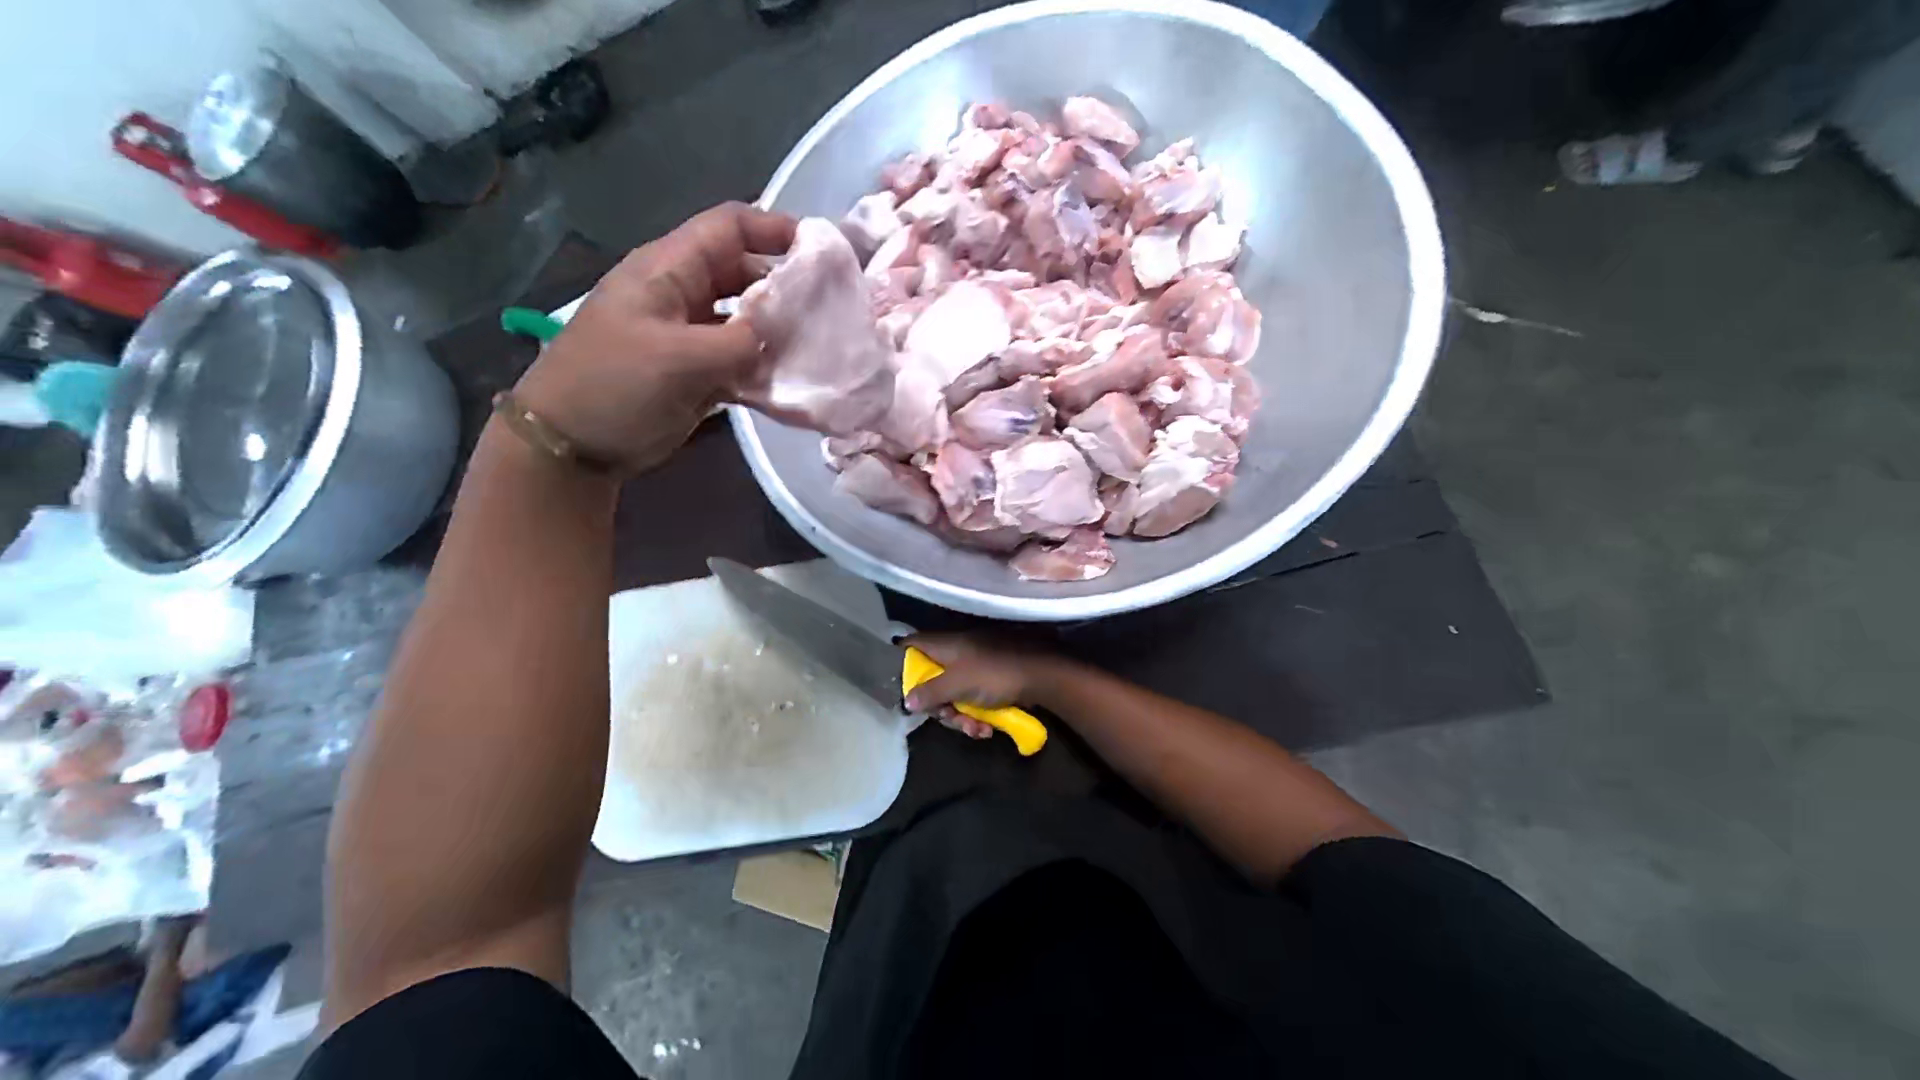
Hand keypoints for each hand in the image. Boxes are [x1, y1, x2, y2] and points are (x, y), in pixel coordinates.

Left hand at [513, 203, 797, 472]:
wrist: (571, 444)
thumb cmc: (614, 385)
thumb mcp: (678, 358)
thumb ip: (739, 342)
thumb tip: (780, 336)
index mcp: (669, 270)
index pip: (728, 228)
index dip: (774, 228)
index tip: (821, 251)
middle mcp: (683, 294)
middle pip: (744, 273)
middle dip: (785, 286)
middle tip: (830, 308)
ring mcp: (690, 335)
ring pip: (746, 320)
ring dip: (778, 332)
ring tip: (818, 346)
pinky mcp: (696, 372)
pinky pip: (739, 360)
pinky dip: (764, 369)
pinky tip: (790, 383)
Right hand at [902, 634, 1060, 739]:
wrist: (1039, 677)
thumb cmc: (993, 674)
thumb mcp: (956, 685)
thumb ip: (929, 692)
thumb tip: (906, 701)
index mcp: (944, 646)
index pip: (910, 645)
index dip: (899, 662)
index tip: (897, 686)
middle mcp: (955, 654)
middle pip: (931, 682)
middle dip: (941, 707)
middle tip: (951, 718)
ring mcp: (972, 669)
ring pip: (952, 697)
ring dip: (962, 718)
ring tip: (977, 728)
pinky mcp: (987, 684)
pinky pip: (971, 702)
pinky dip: (976, 717)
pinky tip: (987, 729)